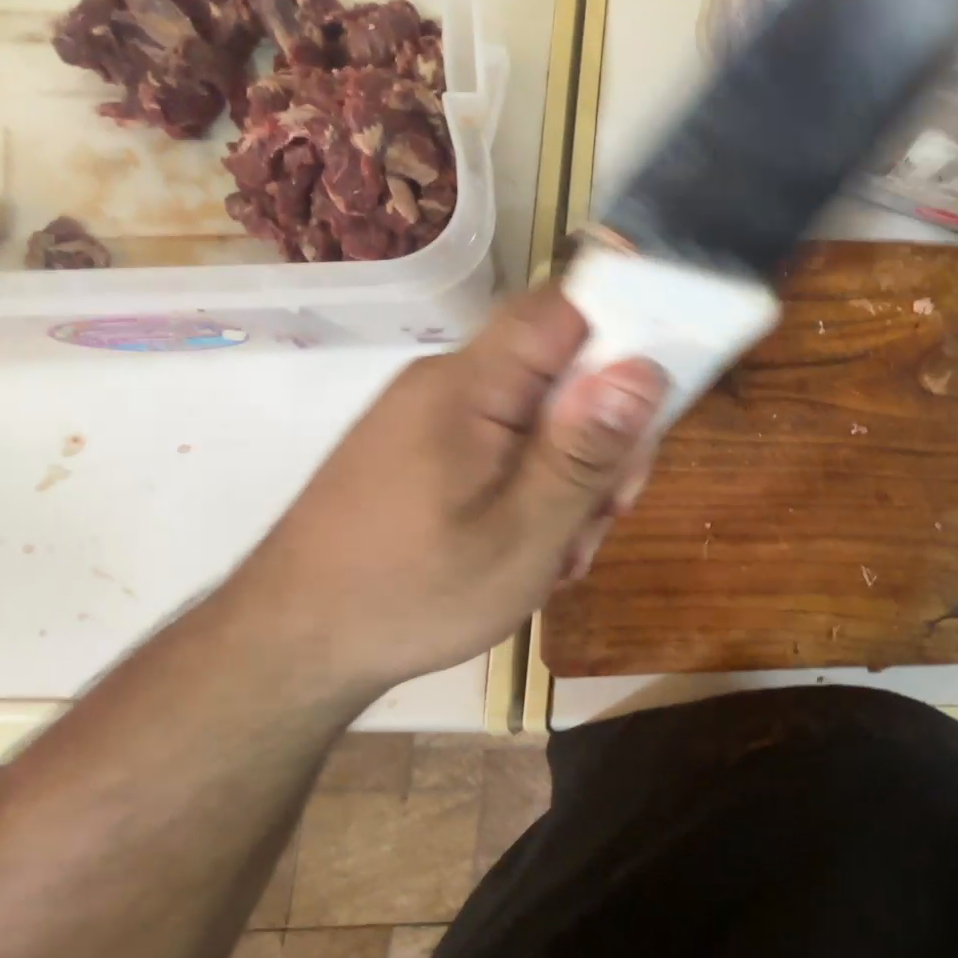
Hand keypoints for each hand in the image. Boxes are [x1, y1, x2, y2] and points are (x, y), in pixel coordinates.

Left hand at [211, 288, 666, 690]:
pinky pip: (510, 449)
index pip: (563, 309)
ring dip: (575, 478)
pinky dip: (539, 493)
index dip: (627, 327)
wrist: (293, 648)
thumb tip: (644, 369)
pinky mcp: (430, 453)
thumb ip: (584, 452)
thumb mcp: (522, 535)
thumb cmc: (412, 596)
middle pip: (562, 371)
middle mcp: (452, 385)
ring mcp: (437, 420)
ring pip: (544, 418)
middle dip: (605, 436)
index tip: (664, 391)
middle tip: (608, 512)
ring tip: (561, 553)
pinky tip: (533, 551)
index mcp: (470, 387)